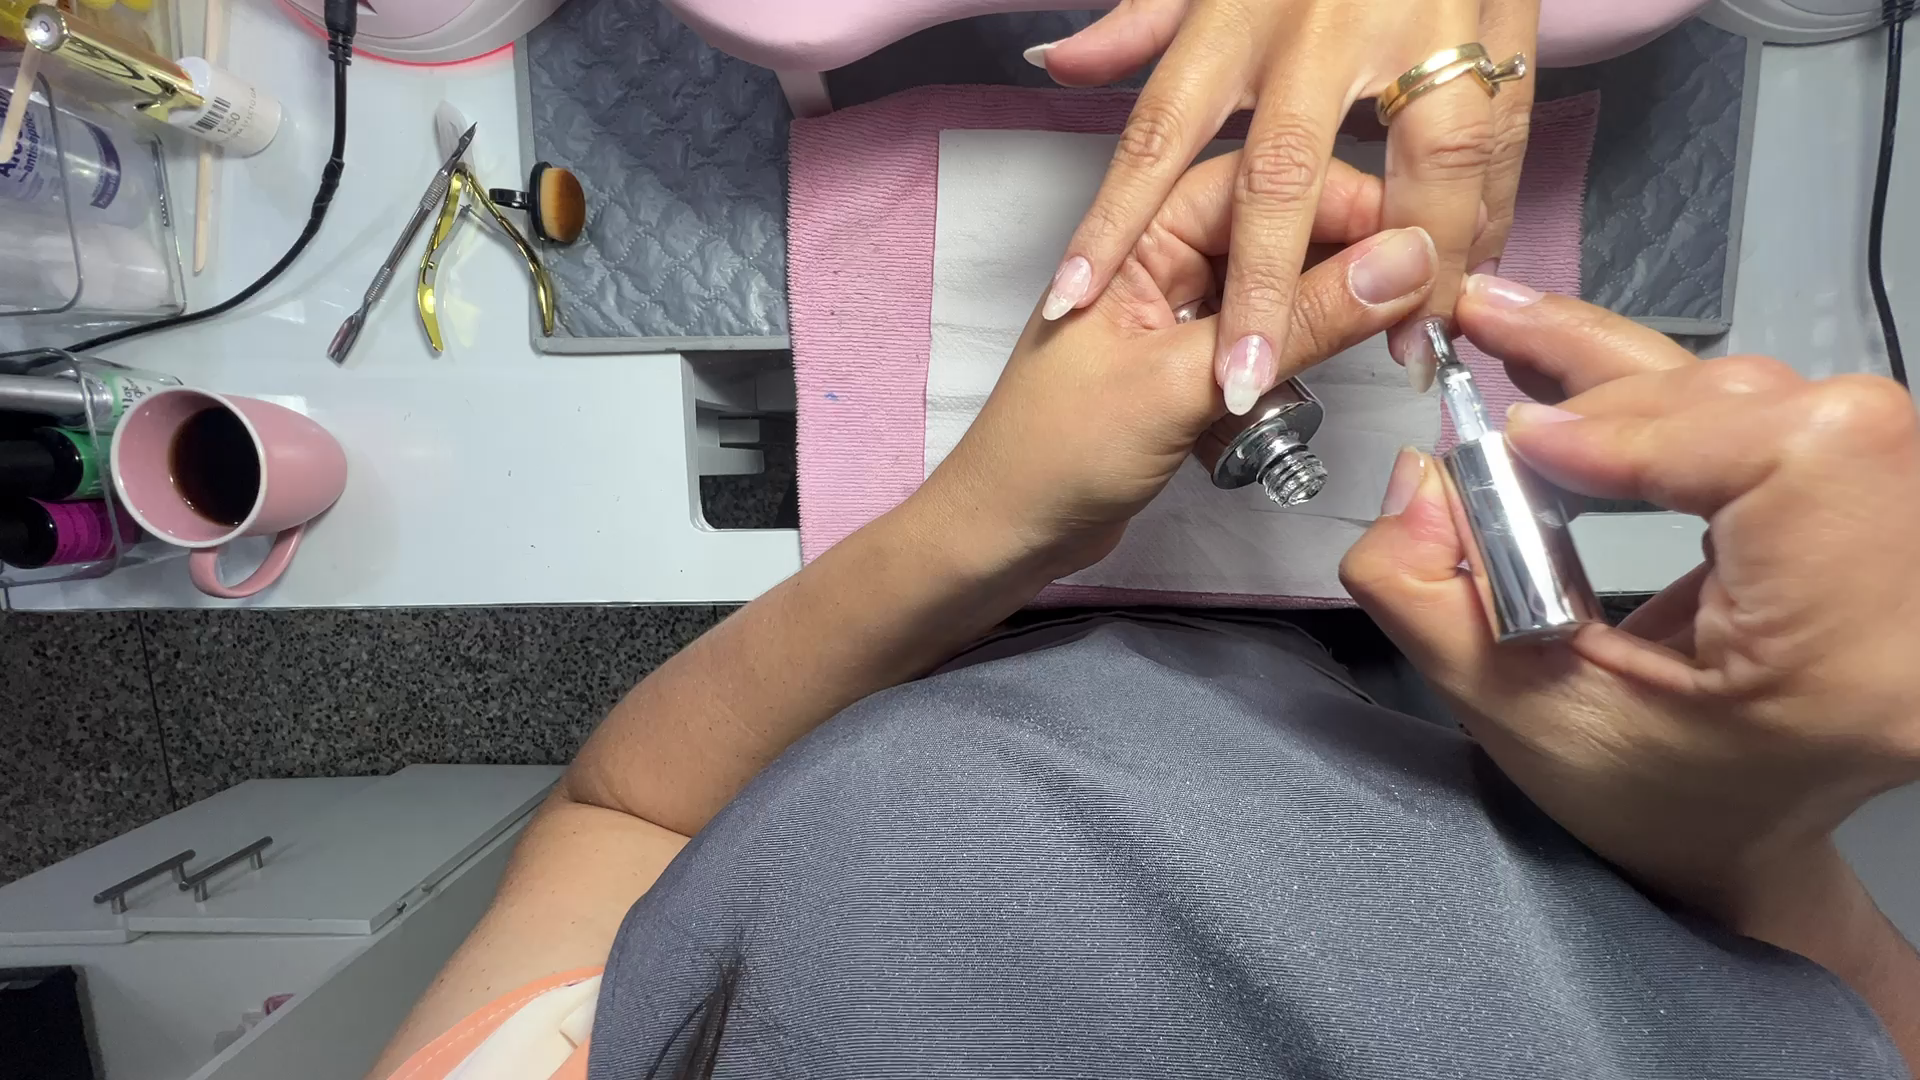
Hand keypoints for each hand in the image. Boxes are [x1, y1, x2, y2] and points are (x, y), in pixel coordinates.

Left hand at [912, 154, 1437, 582]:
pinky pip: (1249, 350)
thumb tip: (1407, 262)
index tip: (1411, 243)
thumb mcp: (1182, 383)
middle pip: (1265, 240)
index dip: (1334, 203)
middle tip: (1403, 309)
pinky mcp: (1178, 376)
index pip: (1250, 186)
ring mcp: (1167, 326)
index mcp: (1134, 241)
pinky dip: (1280, 368)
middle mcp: (1152, 271)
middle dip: (1334, 269)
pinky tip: (1299, 393)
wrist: (1010, 532)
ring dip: (1311, 325)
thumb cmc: (1063, 452)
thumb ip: (1295, 325)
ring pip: (1264, 299)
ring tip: (1367, 350)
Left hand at [1029, 0, 1539, 409]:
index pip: (1151, 140)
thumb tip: (1053, 61)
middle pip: (1283, 180)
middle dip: (1266, 294)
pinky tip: (1463, 280)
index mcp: (1232, 18)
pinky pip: (1498, 140)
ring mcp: (1421, 21)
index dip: (1106, 225)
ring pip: (1419, 164)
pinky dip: (1485, 216)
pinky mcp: (1504, 24)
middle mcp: (1320, 28)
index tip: (1072, 304)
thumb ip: (1137, 22)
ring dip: (1411, 267)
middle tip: (1247, 379)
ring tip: (1402, 351)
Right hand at [1340, 276, 1919, 924]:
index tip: (1522, 443)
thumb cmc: (1625, 789)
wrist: (1718, 821)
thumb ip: (1421, 595)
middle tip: (1496, 426)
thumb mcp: (1493, 707)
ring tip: (1501, 330)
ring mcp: (1908, 547)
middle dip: (1615, 403)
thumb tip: (1416, 480)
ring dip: (1618, 372)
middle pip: (1788, 408)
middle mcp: (1913, 597)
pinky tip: (1565, 362)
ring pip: (1771, 392)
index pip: (1804, 457)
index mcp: (1844, 664)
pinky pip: (1763, 411)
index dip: (1653, 428)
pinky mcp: (1870, 515)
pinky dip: (1647, 382)